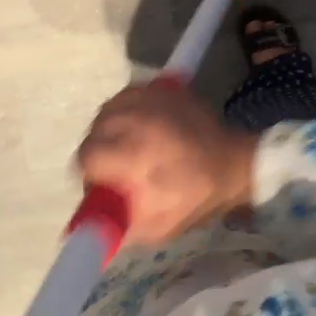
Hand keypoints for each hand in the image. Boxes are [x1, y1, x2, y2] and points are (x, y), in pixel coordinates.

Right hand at [77, 74, 257, 247]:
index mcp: (135, 154)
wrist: (234, 161)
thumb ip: (117, 227)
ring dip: (109, 129)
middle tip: (116, 167)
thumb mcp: (157, 226)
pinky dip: (125, 111)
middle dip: (99, 151)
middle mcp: (136, 120)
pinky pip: (126, 96)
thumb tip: (81, 228)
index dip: (90, 173)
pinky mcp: (161, 87)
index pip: (87, 155)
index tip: (103, 182)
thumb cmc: (198, 197)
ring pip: (107, 111)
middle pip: (94, 132)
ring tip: (126, 145)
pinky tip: (136, 126)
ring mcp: (149, 98)